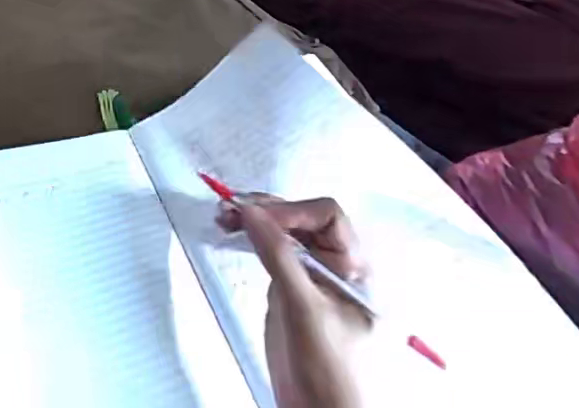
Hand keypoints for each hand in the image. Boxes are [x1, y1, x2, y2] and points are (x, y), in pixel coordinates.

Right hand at [218, 196, 368, 407]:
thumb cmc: (328, 370)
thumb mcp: (304, 309)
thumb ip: (279, 255)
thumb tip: (250, 209)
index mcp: (355, 266)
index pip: (327, 217)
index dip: (293, 211)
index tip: (258, 218)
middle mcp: (336, 263)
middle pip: (301, 219)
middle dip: (266, 210)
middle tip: (229, 208)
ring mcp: (312, 274)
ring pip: (283, 231)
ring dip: (254, 219)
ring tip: (223, 216)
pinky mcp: (291, 287)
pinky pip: (272, 249)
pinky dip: (251, 237)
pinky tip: (232, 231)